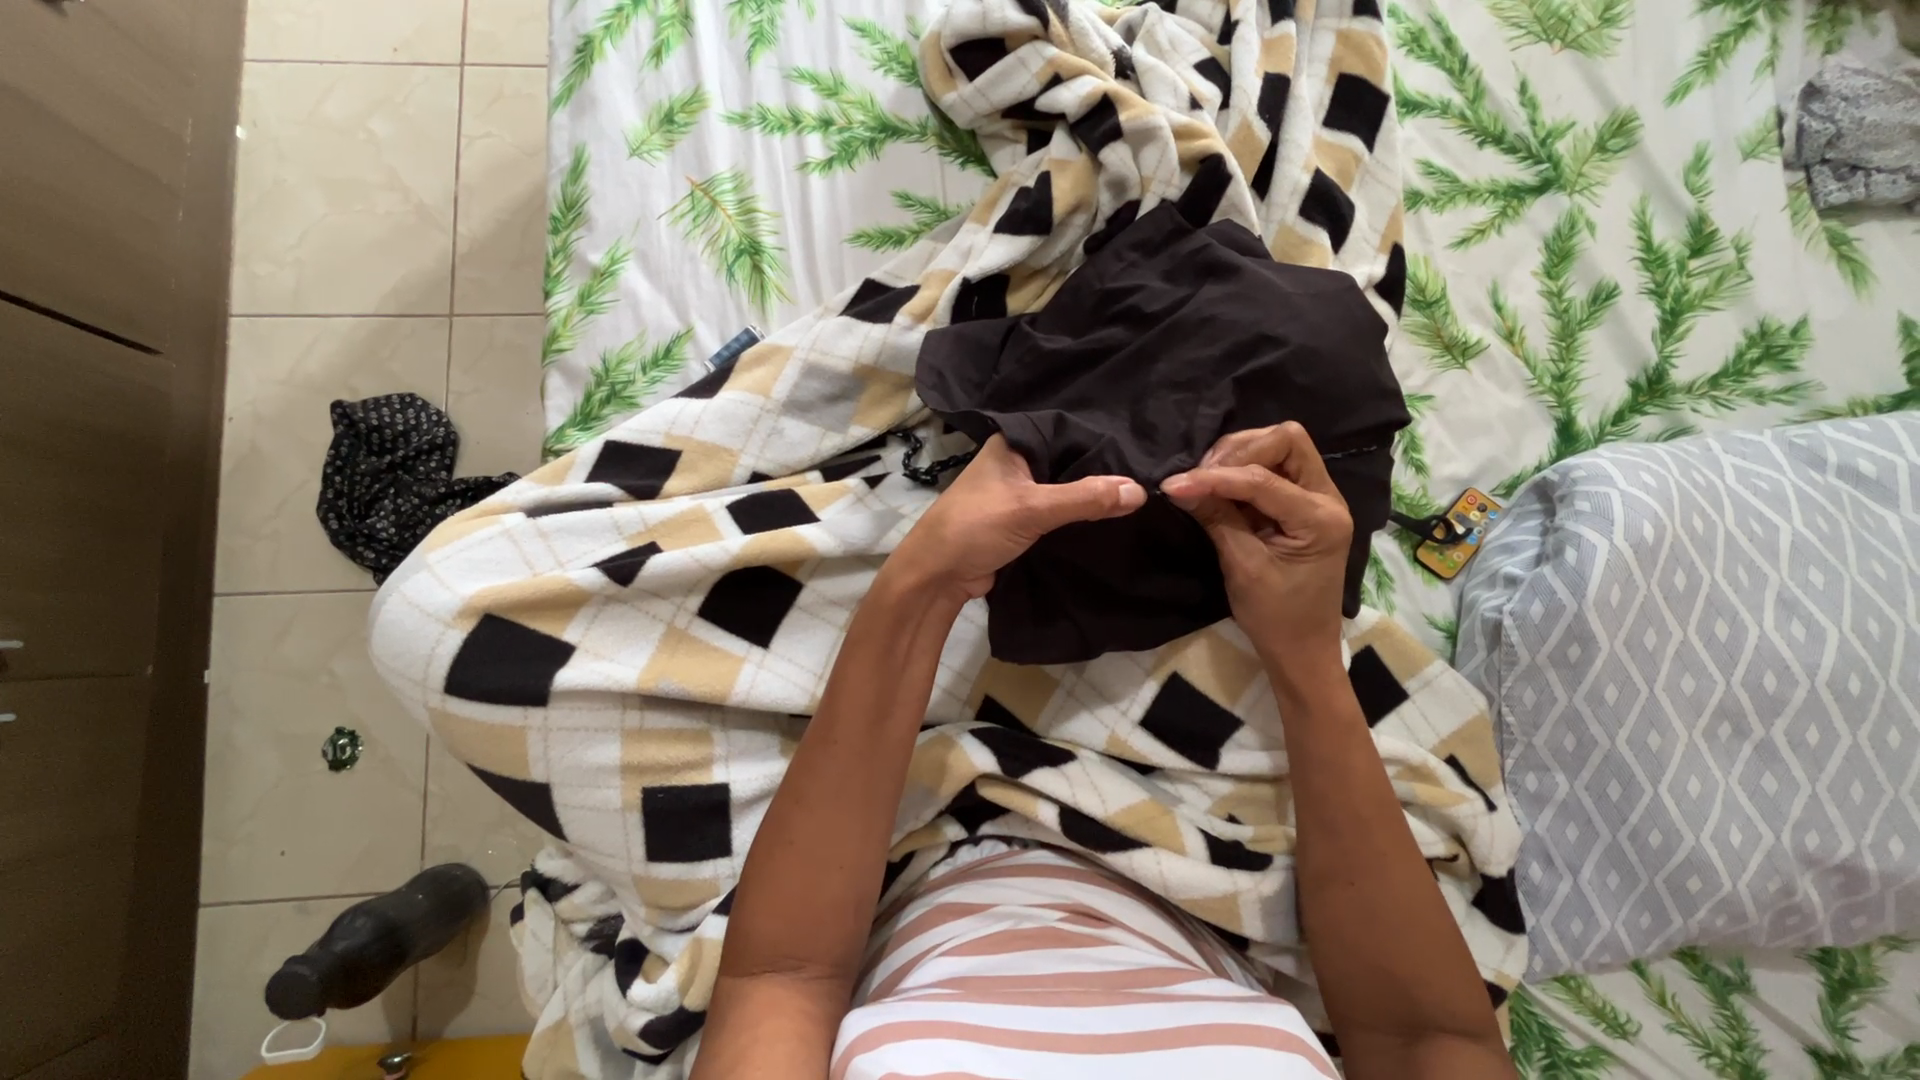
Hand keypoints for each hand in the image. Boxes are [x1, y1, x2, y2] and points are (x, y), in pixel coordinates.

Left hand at [887, 434, 1146, 601]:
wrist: (937, 577)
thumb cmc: (975, 527)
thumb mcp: (1032, 508)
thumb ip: (1085, 498)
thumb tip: (1139, 491)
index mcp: (1014, 441)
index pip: (1068, 428)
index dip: (1103, 435)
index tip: (1146, 442)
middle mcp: (1018, 461)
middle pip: (1071, 460)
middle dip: (1103, 468)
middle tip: (1153, 471)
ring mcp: (1020, 492)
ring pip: (1067, 488)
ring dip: (1093, 495)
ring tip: (1143, 491)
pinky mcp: (1024, 521)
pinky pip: (1061, 512)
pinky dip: (1081, 516)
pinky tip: (1114, 517)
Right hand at [1160, 422, 1352, 665]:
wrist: (1301, 648)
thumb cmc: (1276, 617)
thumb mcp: (1242, 568)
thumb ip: (1216, 518)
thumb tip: (1180, 485)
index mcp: (1320, 519)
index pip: (1263, 479)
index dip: (1215, 477)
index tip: (1174, 485)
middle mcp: (1327, 498)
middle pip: (1286, 440)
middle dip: (1238, 451)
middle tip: (1201, 476)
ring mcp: (1318, 497)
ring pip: (1281, 447)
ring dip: (1240, 456)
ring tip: (1207, 480)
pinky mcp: (1302, 503)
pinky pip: (1275, 467)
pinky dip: (1243, 469)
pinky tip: (1219, 485)